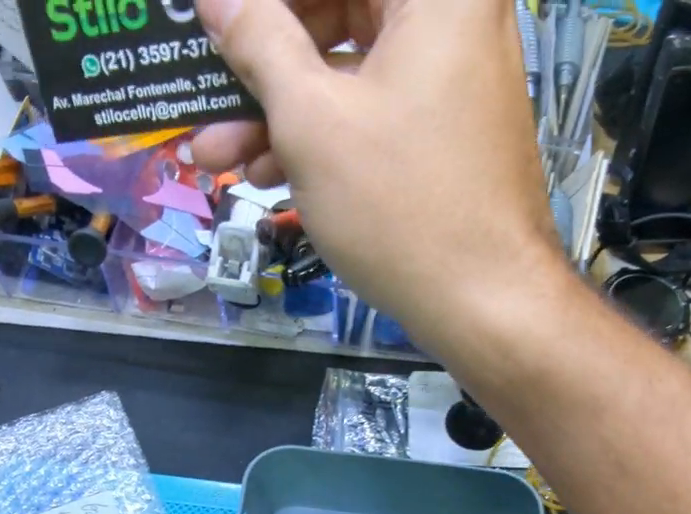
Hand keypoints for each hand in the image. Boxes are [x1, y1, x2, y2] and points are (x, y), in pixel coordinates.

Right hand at [191, 0, 565, 356]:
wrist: (487, 307)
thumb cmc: (400, 205)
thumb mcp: (311, 120)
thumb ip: (256, 39)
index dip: (264, 0)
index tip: (215, 20)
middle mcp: (454, 17)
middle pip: (339, 9)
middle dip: (261, 56)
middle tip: (204, 84)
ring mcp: (453, 76)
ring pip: (348, 67)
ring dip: (277, 107)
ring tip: (214, 152)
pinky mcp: (445, 130)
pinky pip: (372, 108)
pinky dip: (321, 134)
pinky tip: (267, 173)